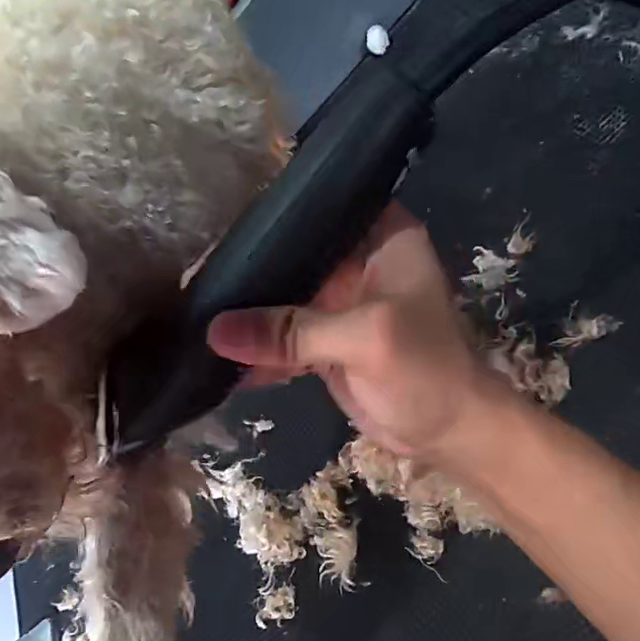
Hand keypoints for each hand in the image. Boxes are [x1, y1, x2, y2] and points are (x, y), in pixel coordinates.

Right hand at [206, 203, 508, 459]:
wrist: (450, 431)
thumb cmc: (426, 371)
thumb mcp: (365, 340)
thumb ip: (293, 332)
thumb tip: (216, 330)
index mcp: (381, 238)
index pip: (317, 208)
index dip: (270, 214)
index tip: (217, 225)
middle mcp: (358, 263)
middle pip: (291, 253)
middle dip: (247, 268)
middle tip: (190, 276)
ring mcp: (340, 305)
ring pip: (283, 299)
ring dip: (247, 314)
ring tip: (190, 314)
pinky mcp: (328, 344)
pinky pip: (284, 339)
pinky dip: (258, 351)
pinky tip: (216, 357)